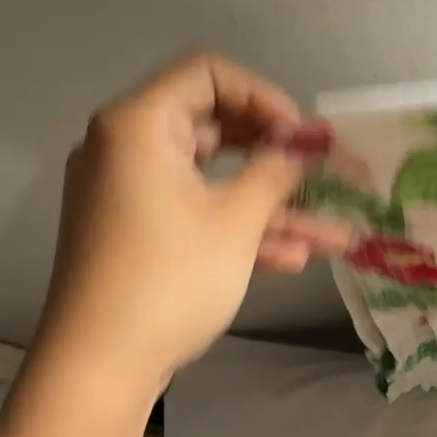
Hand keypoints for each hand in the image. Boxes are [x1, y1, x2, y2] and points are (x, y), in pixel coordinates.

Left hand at [34, 52, 348, 396]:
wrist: (100, 363)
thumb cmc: (170, 278)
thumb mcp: (236, 222)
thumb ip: (277, 172)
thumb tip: (310, 144)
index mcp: (140, 125)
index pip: (208, 73)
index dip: (265, 96)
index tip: (303, 136)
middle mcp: (128, 147)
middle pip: (215, 126)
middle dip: (278, 154)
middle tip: (325, 172)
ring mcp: (132, 192)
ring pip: (214, 179)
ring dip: (273, 204)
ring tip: (336, 234)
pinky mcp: (139, 230)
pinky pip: (197, 211)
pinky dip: (241, 227)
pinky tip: (296, 257)